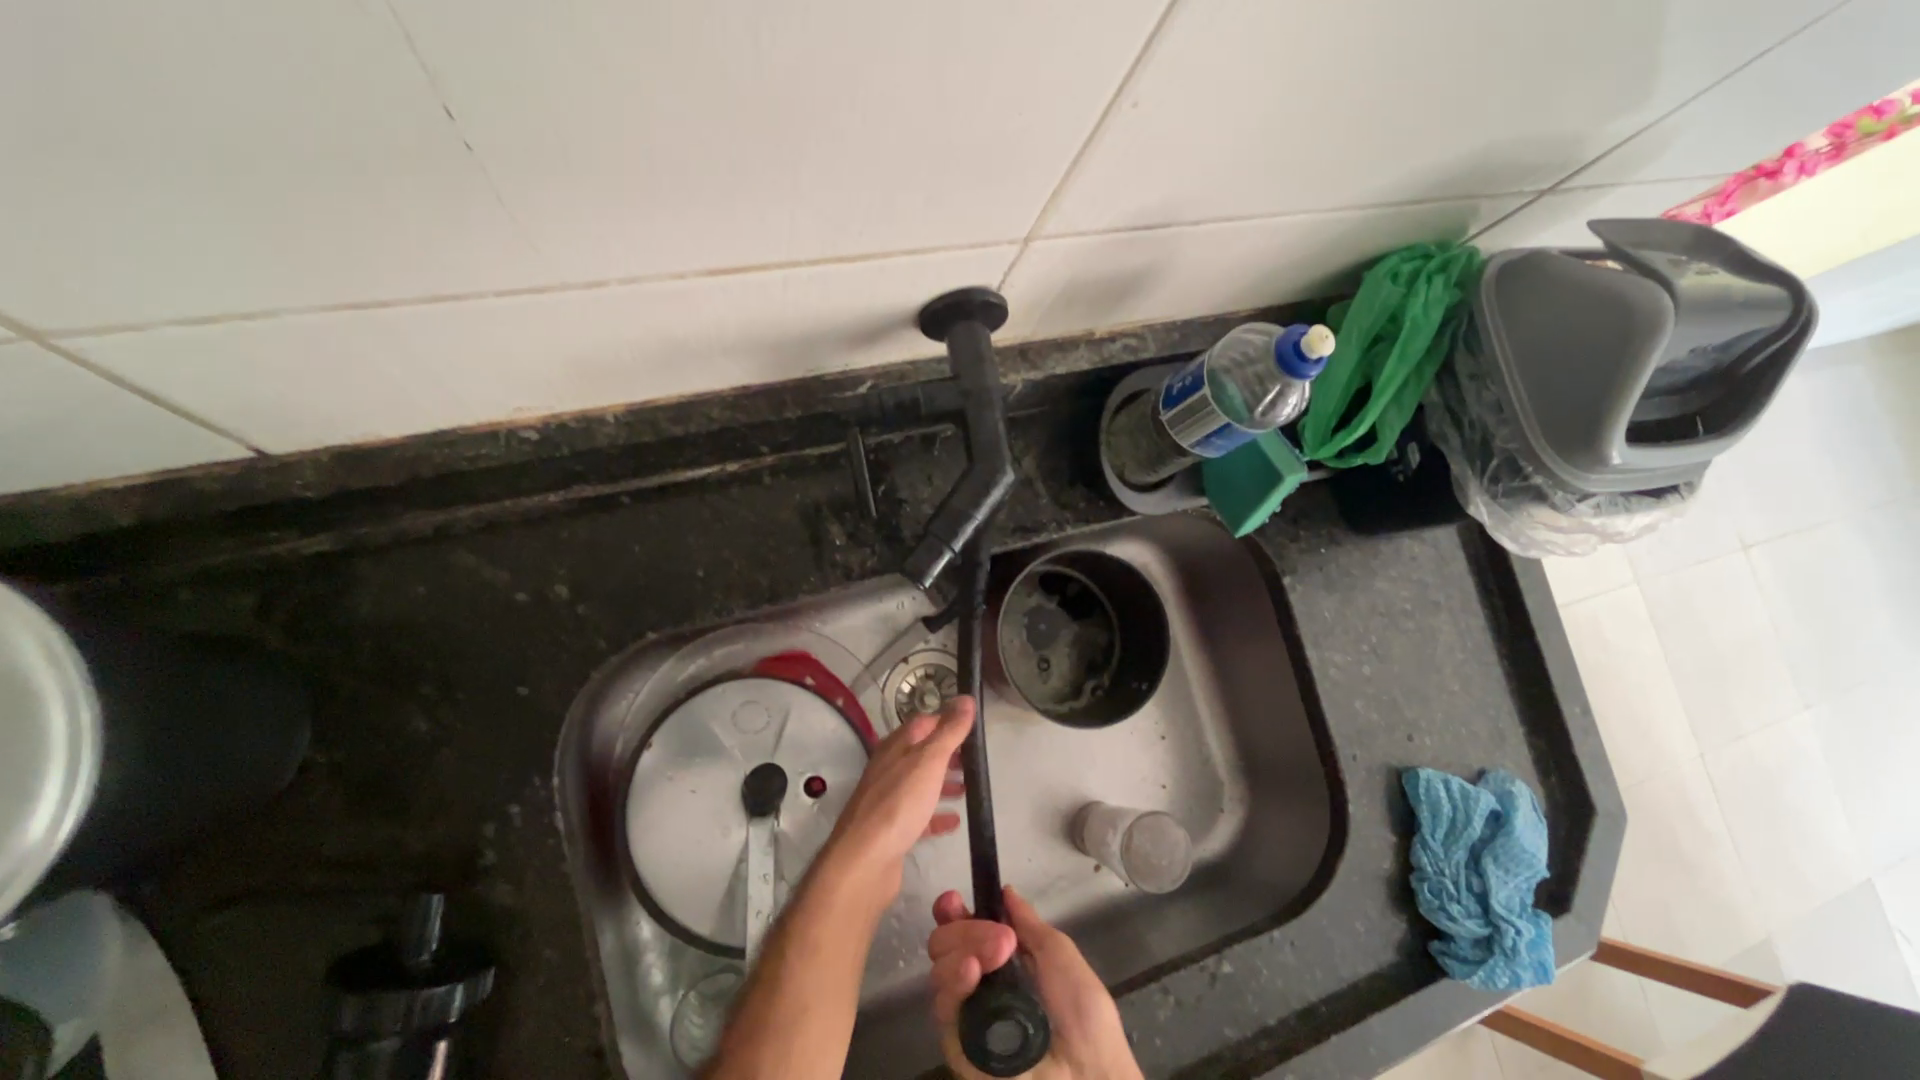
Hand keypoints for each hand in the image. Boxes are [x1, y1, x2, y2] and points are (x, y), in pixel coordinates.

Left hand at [822, 696, 974, 888]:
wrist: (865, 859)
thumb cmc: (898, 803)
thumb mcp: (928, 761)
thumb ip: (949, 731)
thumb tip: (965, 698)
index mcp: (895, 747)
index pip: (923, 723)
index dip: (947, 721)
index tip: (973, 728)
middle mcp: (889, 768)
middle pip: (921, 753)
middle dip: (948, 754)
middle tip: (975, 761)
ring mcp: (889, 799)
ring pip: (920, 783)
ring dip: (944, 783)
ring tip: (969, 789)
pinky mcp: (892, 828)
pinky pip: (919, 815)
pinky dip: (936, 814)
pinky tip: (954, 822)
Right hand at [928, 886, 1143, 1079]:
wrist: (1087, 1071)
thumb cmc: (1082, 1013)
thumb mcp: (1059, 955)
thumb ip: (1028, 924)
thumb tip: (1006, 891)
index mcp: (1000, 961)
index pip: (961, 930)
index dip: (953, 913)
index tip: (954, 900)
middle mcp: (977, 984)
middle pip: (943, 945)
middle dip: (966, 930)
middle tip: (1000, 941)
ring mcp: (966, 1016)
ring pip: (938, 973)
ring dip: (961, 952)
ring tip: (989, 958)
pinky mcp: (960, 1048)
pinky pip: (943, 1012)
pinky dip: (953, 986)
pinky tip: (970, 975)